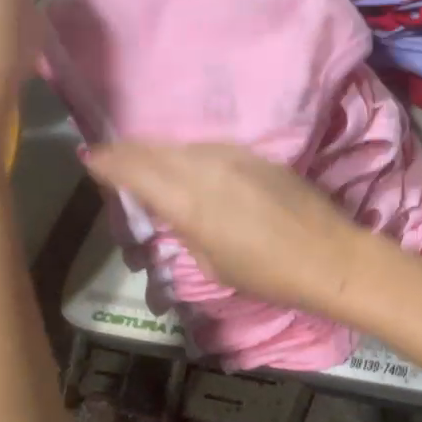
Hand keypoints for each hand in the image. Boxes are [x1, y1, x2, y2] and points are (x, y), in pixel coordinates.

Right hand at [83, 141, 374, 310]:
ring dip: (161, 152)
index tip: (91, 161)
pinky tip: (190, 165)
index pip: (134, 169)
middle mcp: (207, 168)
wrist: (331, 258)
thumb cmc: (271, 275)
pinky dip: (191, 154)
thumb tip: (171, 211)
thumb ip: (186, 230)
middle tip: (111, 159)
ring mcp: (236, 157)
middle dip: (129, 153)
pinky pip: (212, 148)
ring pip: (184, 146)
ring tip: (147, 162)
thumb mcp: (215, 263)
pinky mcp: (259, 156)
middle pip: (155, 151)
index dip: (108, 162)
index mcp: (189, 200)